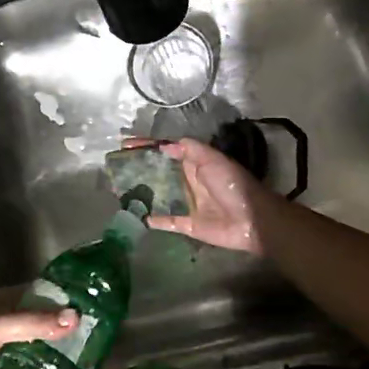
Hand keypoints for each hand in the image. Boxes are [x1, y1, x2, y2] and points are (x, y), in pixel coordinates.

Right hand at [124, 137, 272, 254]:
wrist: (253, 220)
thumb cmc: (233, 185)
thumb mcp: (213, 159)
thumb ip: (189, 150)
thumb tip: (163, 146)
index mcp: (194, 164)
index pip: (165, 151)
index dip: (146, 147)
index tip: (125, 144)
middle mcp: (188, 181)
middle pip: (158, 172)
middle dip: (139, 169)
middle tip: (115, 167)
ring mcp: (187, 203)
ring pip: (158, 195)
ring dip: (142, 192)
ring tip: (118, 190)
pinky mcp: (187, 224)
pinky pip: (166, 221)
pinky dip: (153, 219)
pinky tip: (137, 216)